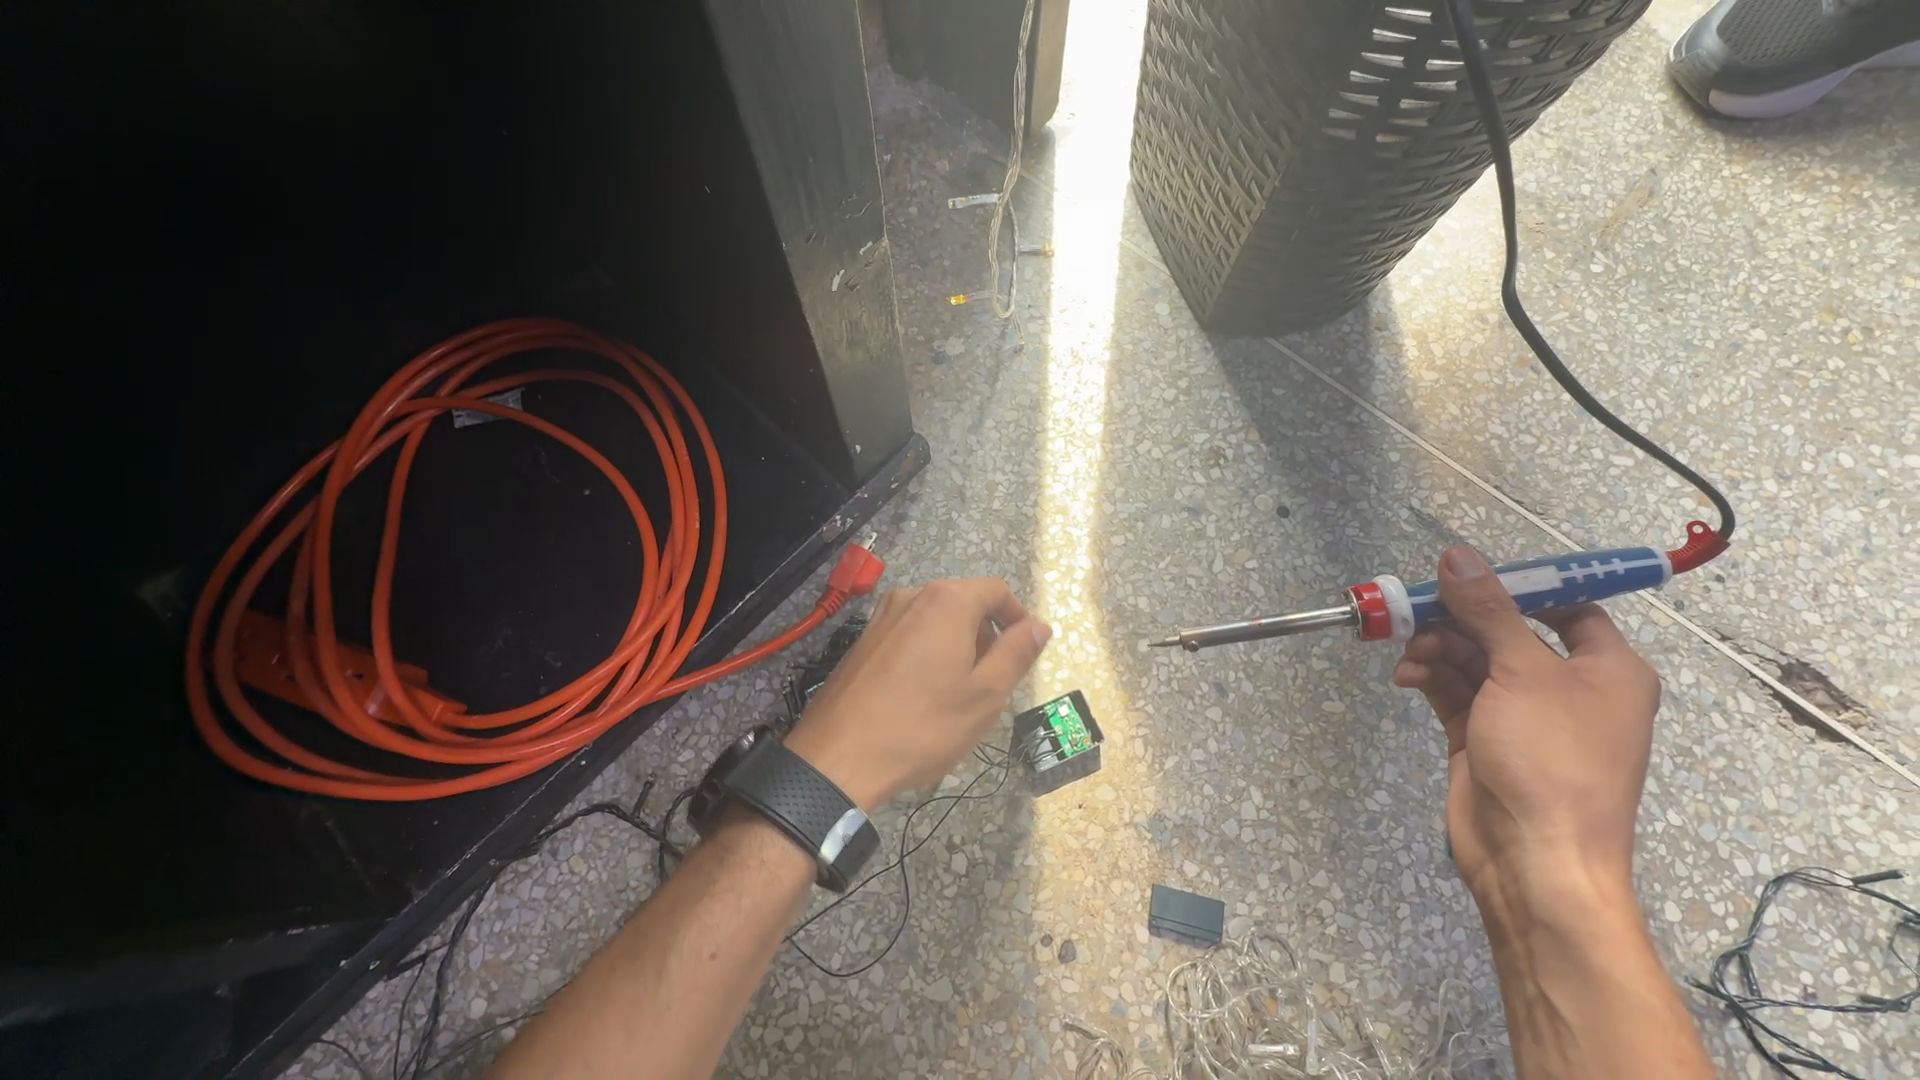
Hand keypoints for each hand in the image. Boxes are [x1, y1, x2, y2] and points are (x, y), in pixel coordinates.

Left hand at [784, 578, 1051, 809]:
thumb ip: (1016, 653)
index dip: (1019, 618)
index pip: (997, 591)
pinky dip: (926, 655)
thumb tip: (1039, 626)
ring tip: (956, 696)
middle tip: (992, 684)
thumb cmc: (923, 725)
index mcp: (947, 601)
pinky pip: (908, 636)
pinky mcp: (862, 641)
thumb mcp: (984, 696)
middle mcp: (912, 596)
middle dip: (986, 636)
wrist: (837, 757)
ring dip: (956, 648)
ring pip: (935, 621)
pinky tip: (921, 698)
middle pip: (964, 603)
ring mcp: (881, 617)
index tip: (1025, 654)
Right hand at [1392, 547, 1659, 911]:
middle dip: (1459, 620)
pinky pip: (1452, 690)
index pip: (1566, 607)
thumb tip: (1457, 555)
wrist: (1534, 856)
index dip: (1518, 587)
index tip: (1466, 575)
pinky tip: (1405, 678)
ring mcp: (1520, 713)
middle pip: (1505, 630)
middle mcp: (1565, 686)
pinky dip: (1428, 678)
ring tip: (1409, 655)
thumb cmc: (1551, 758)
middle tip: (1414, 611)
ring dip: (1437, 649)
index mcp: (1605, 668)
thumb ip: (1488, 611)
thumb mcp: (1522, 673)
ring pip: (1472, 659)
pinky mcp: (1481, 735)